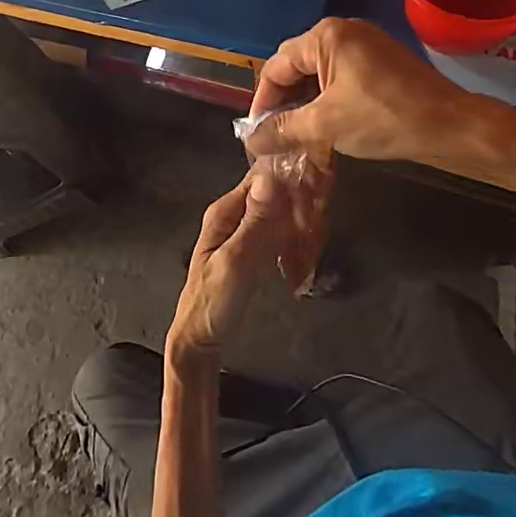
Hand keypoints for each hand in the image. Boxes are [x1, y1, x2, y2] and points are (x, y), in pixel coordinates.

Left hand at [166, 173, 311, 367]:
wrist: (201, 338)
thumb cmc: (214, 301)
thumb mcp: (236, 261)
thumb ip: (254, 221)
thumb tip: (271, 179)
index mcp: (225, 211)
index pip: (263, 178)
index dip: (290, 184)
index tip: (312, 200)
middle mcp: (236, 215)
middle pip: (277, 194)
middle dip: (300, 207)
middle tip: (313, 230)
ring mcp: (247, 232)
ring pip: (283, 215)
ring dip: (302, 226)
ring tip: (311, 246)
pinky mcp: (256, 250)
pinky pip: (282, 235)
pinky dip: (296, 242)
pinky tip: (305, 257)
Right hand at [244, 18, 504, 165]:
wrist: (452, 124)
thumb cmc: (384, 118)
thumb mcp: (325, 125)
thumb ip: (283, 128)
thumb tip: (252, 138)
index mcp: (325, 37)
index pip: (276, 66)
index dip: (262, 101)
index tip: (256, 131)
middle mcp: (343, 31)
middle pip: (296, 66)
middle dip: (283, 101)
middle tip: (275, 134)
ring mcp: (365, 43)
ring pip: (319, 73)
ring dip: (305, 102)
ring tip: (297, 134)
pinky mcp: (381, 60)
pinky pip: (341, 76)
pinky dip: (327, 98)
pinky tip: (325, 124)